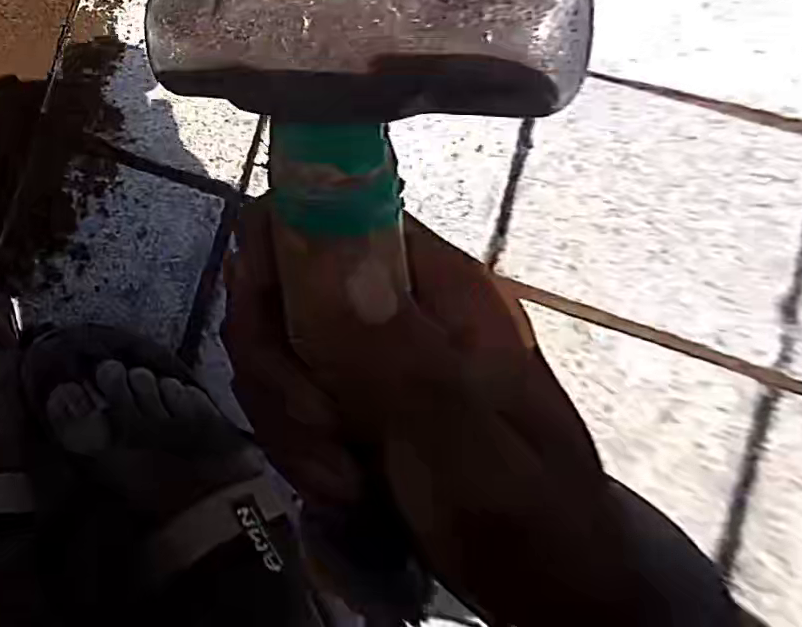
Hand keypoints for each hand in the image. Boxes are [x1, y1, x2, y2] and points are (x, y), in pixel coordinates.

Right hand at [224, 197, 672, 625]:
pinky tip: (331, 476)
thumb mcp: (464, 448)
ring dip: (278, 406)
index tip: (271, 327)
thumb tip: (322, 238)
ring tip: (337, 473)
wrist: (542, 599)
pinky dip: (283, 429)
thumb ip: (393, 350)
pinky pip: (265, 377)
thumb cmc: (528, 527)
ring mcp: (353, 333)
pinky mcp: (331, 374)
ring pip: (259, 333)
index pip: (309, 213)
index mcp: (426, 278)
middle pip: (267, 278)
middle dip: (272, 358)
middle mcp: (382, 291)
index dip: (270, 258)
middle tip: (316, 422)